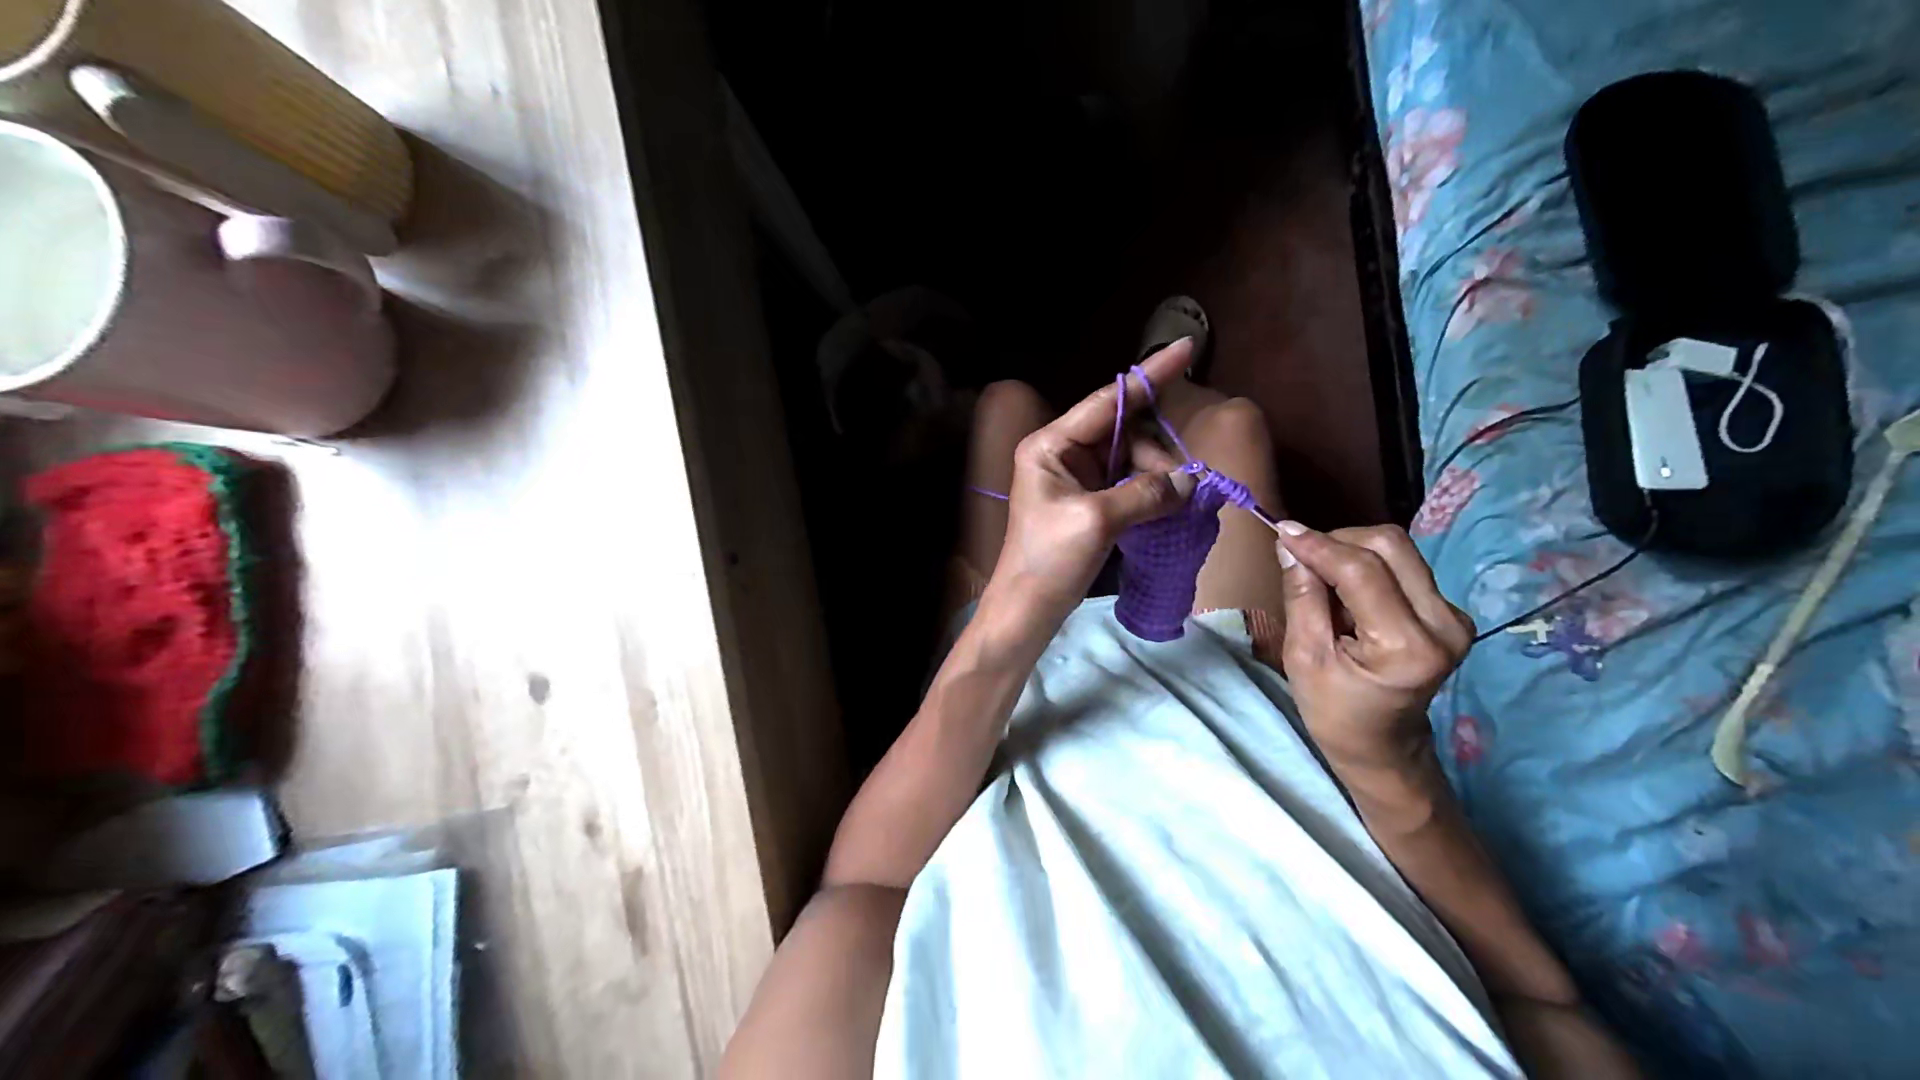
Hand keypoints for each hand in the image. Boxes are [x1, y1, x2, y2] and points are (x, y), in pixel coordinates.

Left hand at [983, 340, 1198, 634]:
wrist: (1027, 608)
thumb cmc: (1048, 560)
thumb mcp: (1097, 521)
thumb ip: (1145, 494)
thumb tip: (1191, 482)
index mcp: (1050, 446)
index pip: (1106, 402)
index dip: (1148, 376)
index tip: (1187, 348)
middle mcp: (1061, 454)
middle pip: (1123, 433)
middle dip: (1155, 454)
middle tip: (1180, 487)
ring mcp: (1075, 478)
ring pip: (1129, 459)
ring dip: (1156, 477)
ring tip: (1172, 505)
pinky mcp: (1087, 502)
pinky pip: (1127, 483)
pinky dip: (1149, 492)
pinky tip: (1167, 506)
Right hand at [1275, 524, 1475, 772]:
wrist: (1380, 743)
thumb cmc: (1333, 709)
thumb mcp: (1304, 656)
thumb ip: (1302, 597)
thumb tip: (1289, 545)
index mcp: (1407, 646)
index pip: (1362, 572)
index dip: (1319, 545)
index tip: (1282, 531)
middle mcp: (1443, 624)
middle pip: (1390, 546)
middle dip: (1338, 540)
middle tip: (1301, 556)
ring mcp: (1452, 615)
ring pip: (1398, 550)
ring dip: (1350, 550)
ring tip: (1321, 578)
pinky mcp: (1448, 610)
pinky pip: (1402, 565)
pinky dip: (1364, 564)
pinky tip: (1344, 590)